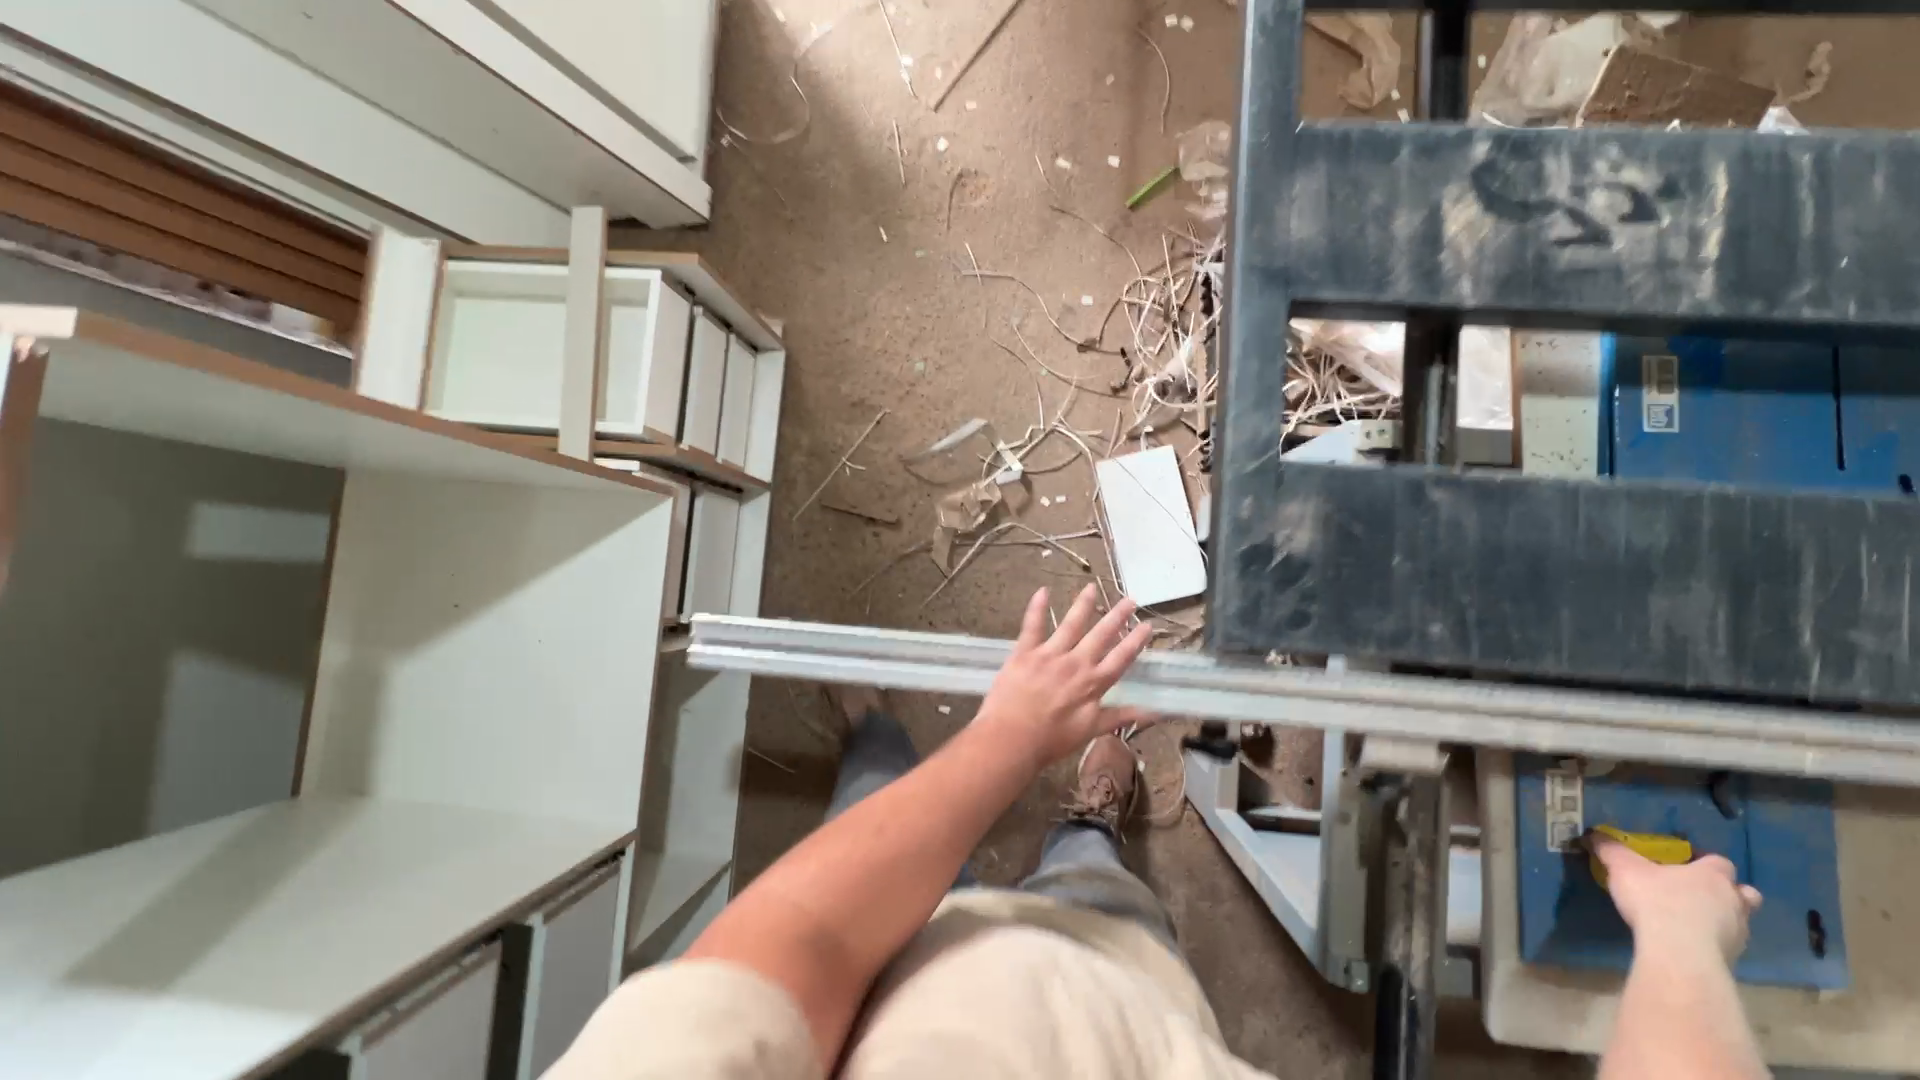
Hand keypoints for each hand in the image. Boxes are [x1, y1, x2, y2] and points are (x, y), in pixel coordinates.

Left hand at [974, 585, 1153, 769]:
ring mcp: (1050, 655)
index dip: (1134, 642)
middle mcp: (1075, 664)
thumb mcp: (1091, 731)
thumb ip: (1120, 717)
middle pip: (1100, 636)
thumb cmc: (1051, 741)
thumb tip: (1154, 713)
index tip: (1147, 625)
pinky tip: (1043, 591)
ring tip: (1092, 588)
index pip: (1120, 659)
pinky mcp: (1025, 653)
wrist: (1011, 739)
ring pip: (1070, 625)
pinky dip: (1037, 607)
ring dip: (1083, 605)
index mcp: (1093, 684)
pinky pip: (1032, 626)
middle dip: (1116, 617)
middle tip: (1129, 600)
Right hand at [1593, 836, 1762, 963]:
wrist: (1679, 952)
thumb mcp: (1623, 868)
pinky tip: (1690, 943)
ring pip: (1740, 920)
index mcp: (1712, 875)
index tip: (1685, 863)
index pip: (1719, 861)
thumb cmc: (1656, 901)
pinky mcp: (1733, 957)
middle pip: (1743, 892)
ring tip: (1694, 920)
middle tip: (1702, 894)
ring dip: (1723, 918)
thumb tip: (1593, 834)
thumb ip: (1610, 850)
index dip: (1704, 860)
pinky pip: (1728, 944)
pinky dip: (1714, 941)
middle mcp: (1734, 900)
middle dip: (1728, 892)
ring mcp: (1739, 932)